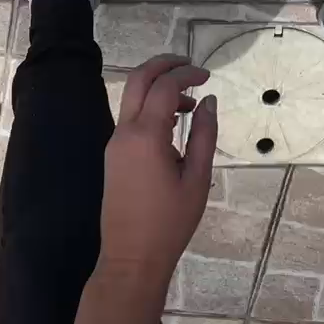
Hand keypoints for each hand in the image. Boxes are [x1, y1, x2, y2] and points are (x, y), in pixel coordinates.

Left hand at [78, 55, 217, 322]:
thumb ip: (205, 135)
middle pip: (139, 78)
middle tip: (191, 66)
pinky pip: (131, 115)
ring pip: (132, 95)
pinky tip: (174, 122)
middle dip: (164, 64)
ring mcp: (115, 142)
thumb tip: (210, 100)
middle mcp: (125, 132)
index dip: (187, 74)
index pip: (164, 86)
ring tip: (190, 102)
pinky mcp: (114, 153)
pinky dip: (151, 105)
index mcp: (146, 136)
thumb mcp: (197, 179)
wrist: (131, 260)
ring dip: (158, 86)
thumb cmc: (169, 223)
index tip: (208, 77)